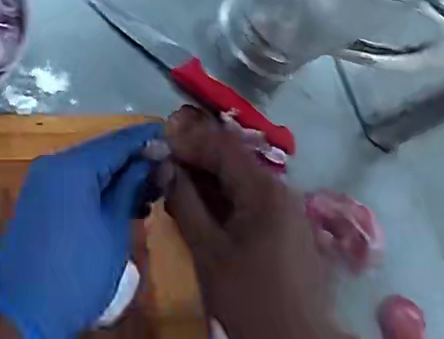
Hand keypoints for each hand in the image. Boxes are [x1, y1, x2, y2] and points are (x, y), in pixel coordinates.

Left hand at [0, 122, 161, 338]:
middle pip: (102, 152)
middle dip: (134, 159)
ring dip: (117, 176)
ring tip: (151, 192)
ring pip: (88, 167)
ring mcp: (43, 180)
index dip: (145, 138)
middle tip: (166, 170)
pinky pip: (74, 182)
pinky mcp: (39, 199)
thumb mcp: (114, 229)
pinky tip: (123, 204)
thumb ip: (132, 187)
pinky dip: (98, 188)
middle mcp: (54, 162)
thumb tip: (151, 158)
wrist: (23, 312)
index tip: (171, 136)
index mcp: (72, 164)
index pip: (117, 141)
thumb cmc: (77, 271)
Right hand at [161, 106, 343, 338]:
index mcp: (263, 188)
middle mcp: (280, 189)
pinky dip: (224, 200)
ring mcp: (287, 210)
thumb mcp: (208, 252)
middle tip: (161, 170)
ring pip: (240, 180)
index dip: (185, 143)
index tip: (155, 150)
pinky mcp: (288, 231)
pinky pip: (250, 200)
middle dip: (194, 161)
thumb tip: (163, 165)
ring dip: (207, 181)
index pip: (220, 145)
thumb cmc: (251, 300)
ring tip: (175, 191)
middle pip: (231, 159)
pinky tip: (201, 213)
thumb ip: (184, 201)